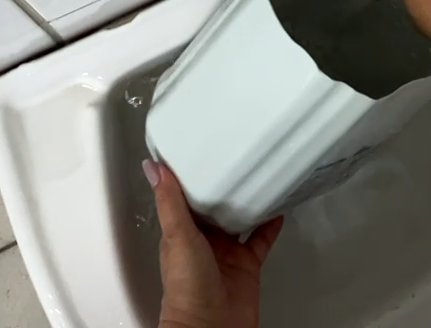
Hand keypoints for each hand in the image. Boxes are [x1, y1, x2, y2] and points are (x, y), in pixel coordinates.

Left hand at [145, 160, 282, 327]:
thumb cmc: (187, 285)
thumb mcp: (177, 235)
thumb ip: (169, 201)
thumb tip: (151, 165)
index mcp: (182, 231)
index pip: (186, 195)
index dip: (192, 173)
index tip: (200, 145)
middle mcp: (204, 240)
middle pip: (214, 205)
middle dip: (223, 183)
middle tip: (236, 152)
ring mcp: (227, 252)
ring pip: (239, 218)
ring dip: (247, 200)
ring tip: (259, 172)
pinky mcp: (248, 265)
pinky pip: (261, 239)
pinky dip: (270, 224)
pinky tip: (278, 206)